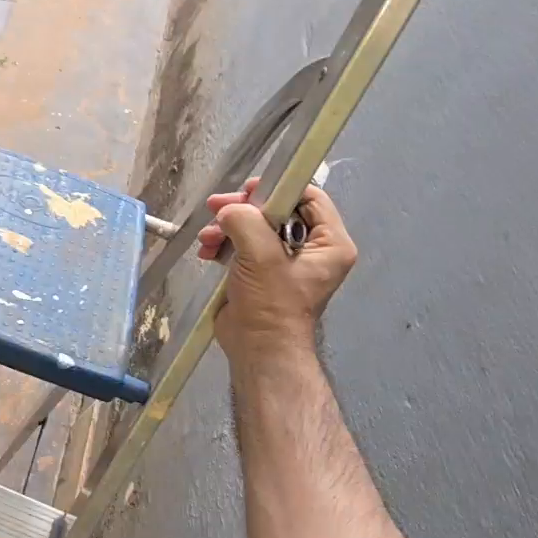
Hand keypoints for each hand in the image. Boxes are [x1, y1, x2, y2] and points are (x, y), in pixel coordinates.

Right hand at [197, 177, 357, 359]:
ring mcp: (284, 261)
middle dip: (243, 209)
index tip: (246, 192)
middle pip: (276, 210)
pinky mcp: (261, 271)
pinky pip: (242, 244)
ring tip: (207, 240)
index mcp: (330, 243)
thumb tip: (227, 210)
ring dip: (226, 228)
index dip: (278, 189)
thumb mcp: (261, 257)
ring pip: (254, 226)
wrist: (257, 349)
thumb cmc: (271, 305)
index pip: (309, 197)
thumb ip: (246, 222)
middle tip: (215, 208)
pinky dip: (223, 243)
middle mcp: (312, 248)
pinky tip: (207, 252)